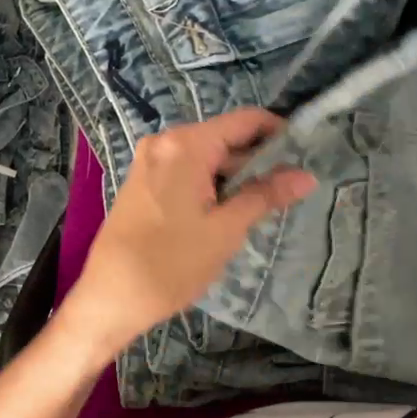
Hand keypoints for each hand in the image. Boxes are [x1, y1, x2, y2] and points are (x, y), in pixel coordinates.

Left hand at [54, 109, 317, 356]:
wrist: (111, 297)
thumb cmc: (172, 262)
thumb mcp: (226, 229)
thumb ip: (265, 195)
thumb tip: (306, 175)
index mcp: (186, 144)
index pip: (244, 120)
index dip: (278, 132)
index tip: (306, 153)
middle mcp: (165, 142)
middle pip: (224, 137)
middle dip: (258, 159)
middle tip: (291, 187)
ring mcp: (150, 161)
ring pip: (206, 156)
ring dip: (235, 175)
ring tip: (266, 203)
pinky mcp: (143, 182)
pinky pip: (186, 170)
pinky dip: (210, 184)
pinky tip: (229, 210)